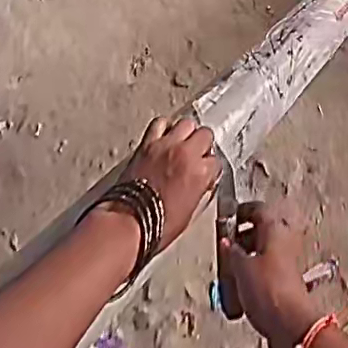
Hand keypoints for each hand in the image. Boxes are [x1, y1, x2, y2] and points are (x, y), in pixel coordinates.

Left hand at [119, 116, 220, 250]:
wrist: (131, 221)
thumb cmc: (159, 224)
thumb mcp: (190, 211)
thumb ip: (199, 190)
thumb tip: (201, 183)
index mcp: (200, 173)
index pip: (216, 162)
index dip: (211, 169)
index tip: (206, 173)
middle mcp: (186, 154)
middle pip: (205, 134)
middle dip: (204, 145)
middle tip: (198, 154)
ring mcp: (167, 145)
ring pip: (186, 123)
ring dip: (187, 132)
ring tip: (183, 142)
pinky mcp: (148, 143)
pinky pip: (159, 123)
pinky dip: (164, 127)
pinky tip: (164, 136)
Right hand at [218, 201, 323, 347]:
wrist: (291, 325)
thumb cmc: (268, 289)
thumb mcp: (242, 268)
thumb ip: (232, 252)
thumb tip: (227, 243)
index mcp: (274, 229)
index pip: (257, 209)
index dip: (242, 212)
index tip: (227, 218)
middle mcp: (283, 241)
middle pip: (261, 231)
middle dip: (242, 237)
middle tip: (225, 245)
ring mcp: (286, 263)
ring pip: (263, 252)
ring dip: (247, 258)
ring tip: (229, 270)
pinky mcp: (286, 283)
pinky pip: (266, 271)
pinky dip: (253, 275)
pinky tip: (240, 289)